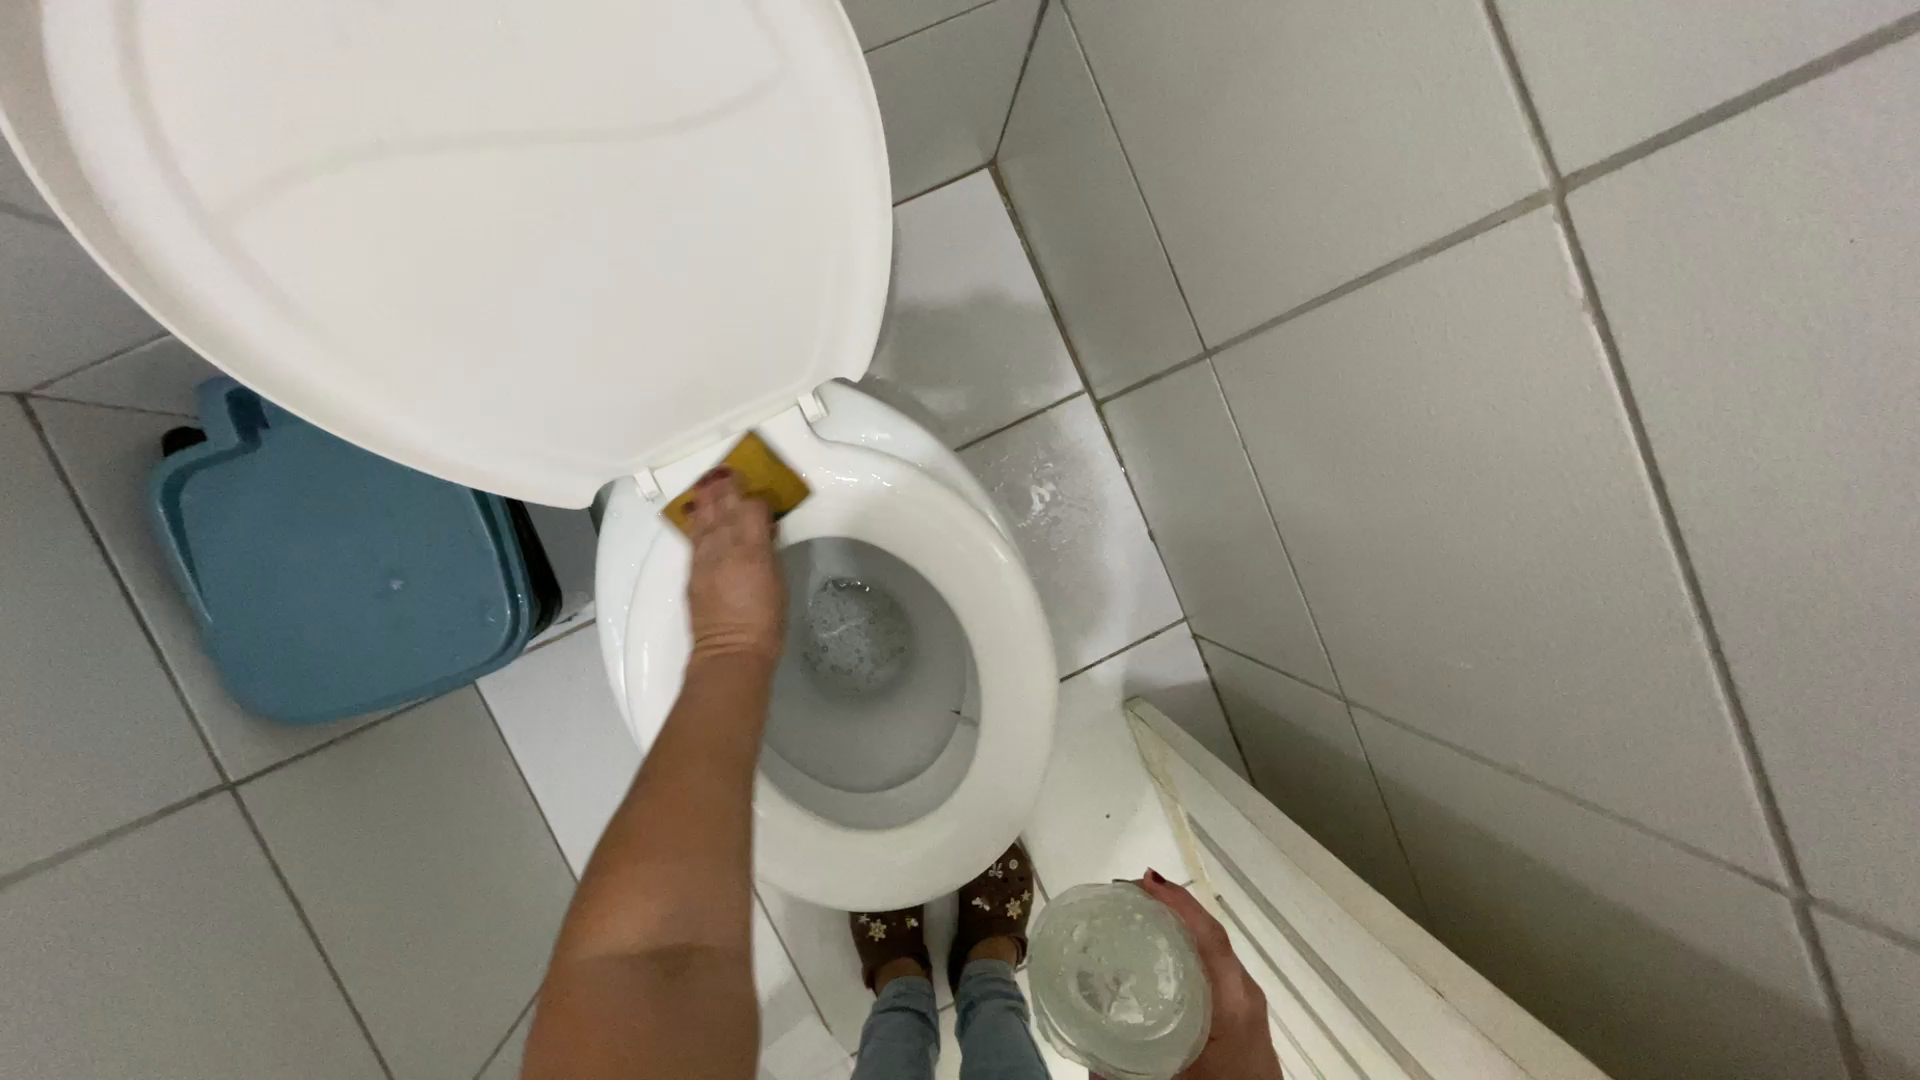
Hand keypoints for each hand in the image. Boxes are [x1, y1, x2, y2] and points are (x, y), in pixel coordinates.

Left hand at [684, 469, 786, 664]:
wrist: (730, 653)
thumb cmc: (766, 624)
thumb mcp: (778, 584)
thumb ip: (768, 554)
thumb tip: (763, 535)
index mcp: (752, 552)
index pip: (752, 511)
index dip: (757, 501)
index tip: (762, 499)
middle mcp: (724, 549)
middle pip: (723, 509)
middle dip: (725, 489)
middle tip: (726, 472)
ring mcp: (704, 560)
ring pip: (704, 520)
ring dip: (707, 500)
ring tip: (708, 483)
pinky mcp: (692, 573)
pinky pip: (694, 539)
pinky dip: (696, 522)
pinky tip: (697, 514)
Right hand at [1138, 870, 1284, 1079]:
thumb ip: (1128, 1076)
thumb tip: (1089, 1067)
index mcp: (1232, 1003)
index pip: (1210, 938)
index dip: (1179, 904)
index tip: (1144, 881)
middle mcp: (1244, 992)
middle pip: (1209, 933)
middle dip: (1171, 905)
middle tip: (1126, 893)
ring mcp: (1246, 999)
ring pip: (1213, 947)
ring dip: (1179, 923)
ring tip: (1138, 913)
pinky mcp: (1244, 1010)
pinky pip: (1214, 964)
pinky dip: (1188, 946)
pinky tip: (1162, 952)